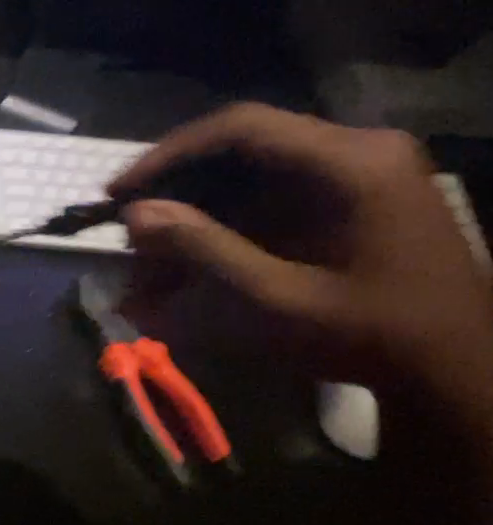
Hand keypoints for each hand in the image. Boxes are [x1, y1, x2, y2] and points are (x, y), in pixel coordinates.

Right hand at [112, 104, 492, 399]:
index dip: (167, 156)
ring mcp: (353, 173)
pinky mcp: (344, 198)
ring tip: (146, 279)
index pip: (241, 129)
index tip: (115, 196)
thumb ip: (204, 249)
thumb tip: (135, 215)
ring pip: (244, 181)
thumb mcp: (274, 297)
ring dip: (188, 224)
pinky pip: (265, 202)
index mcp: (349, 162)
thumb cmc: (365, 330)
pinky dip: (216, 234)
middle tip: (126, 247)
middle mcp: (355, 151)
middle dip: (172, 199)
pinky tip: (182, 276)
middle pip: (238, 153)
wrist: (448, 357)